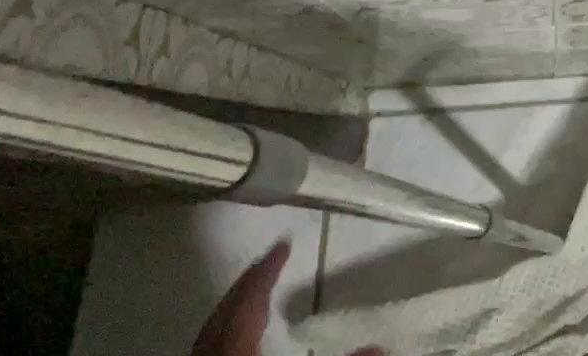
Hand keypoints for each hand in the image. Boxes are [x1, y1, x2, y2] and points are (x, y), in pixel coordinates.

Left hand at [191, 240, 380, 355]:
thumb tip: (382, 349)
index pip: (247, 307)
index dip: (265, 273)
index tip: (284, 243)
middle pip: (218, 321)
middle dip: (244, 288)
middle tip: (270, 261)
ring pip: (205, 342)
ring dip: (231, 313)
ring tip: (257, 296)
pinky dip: (223, 340)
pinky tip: (240, 346)